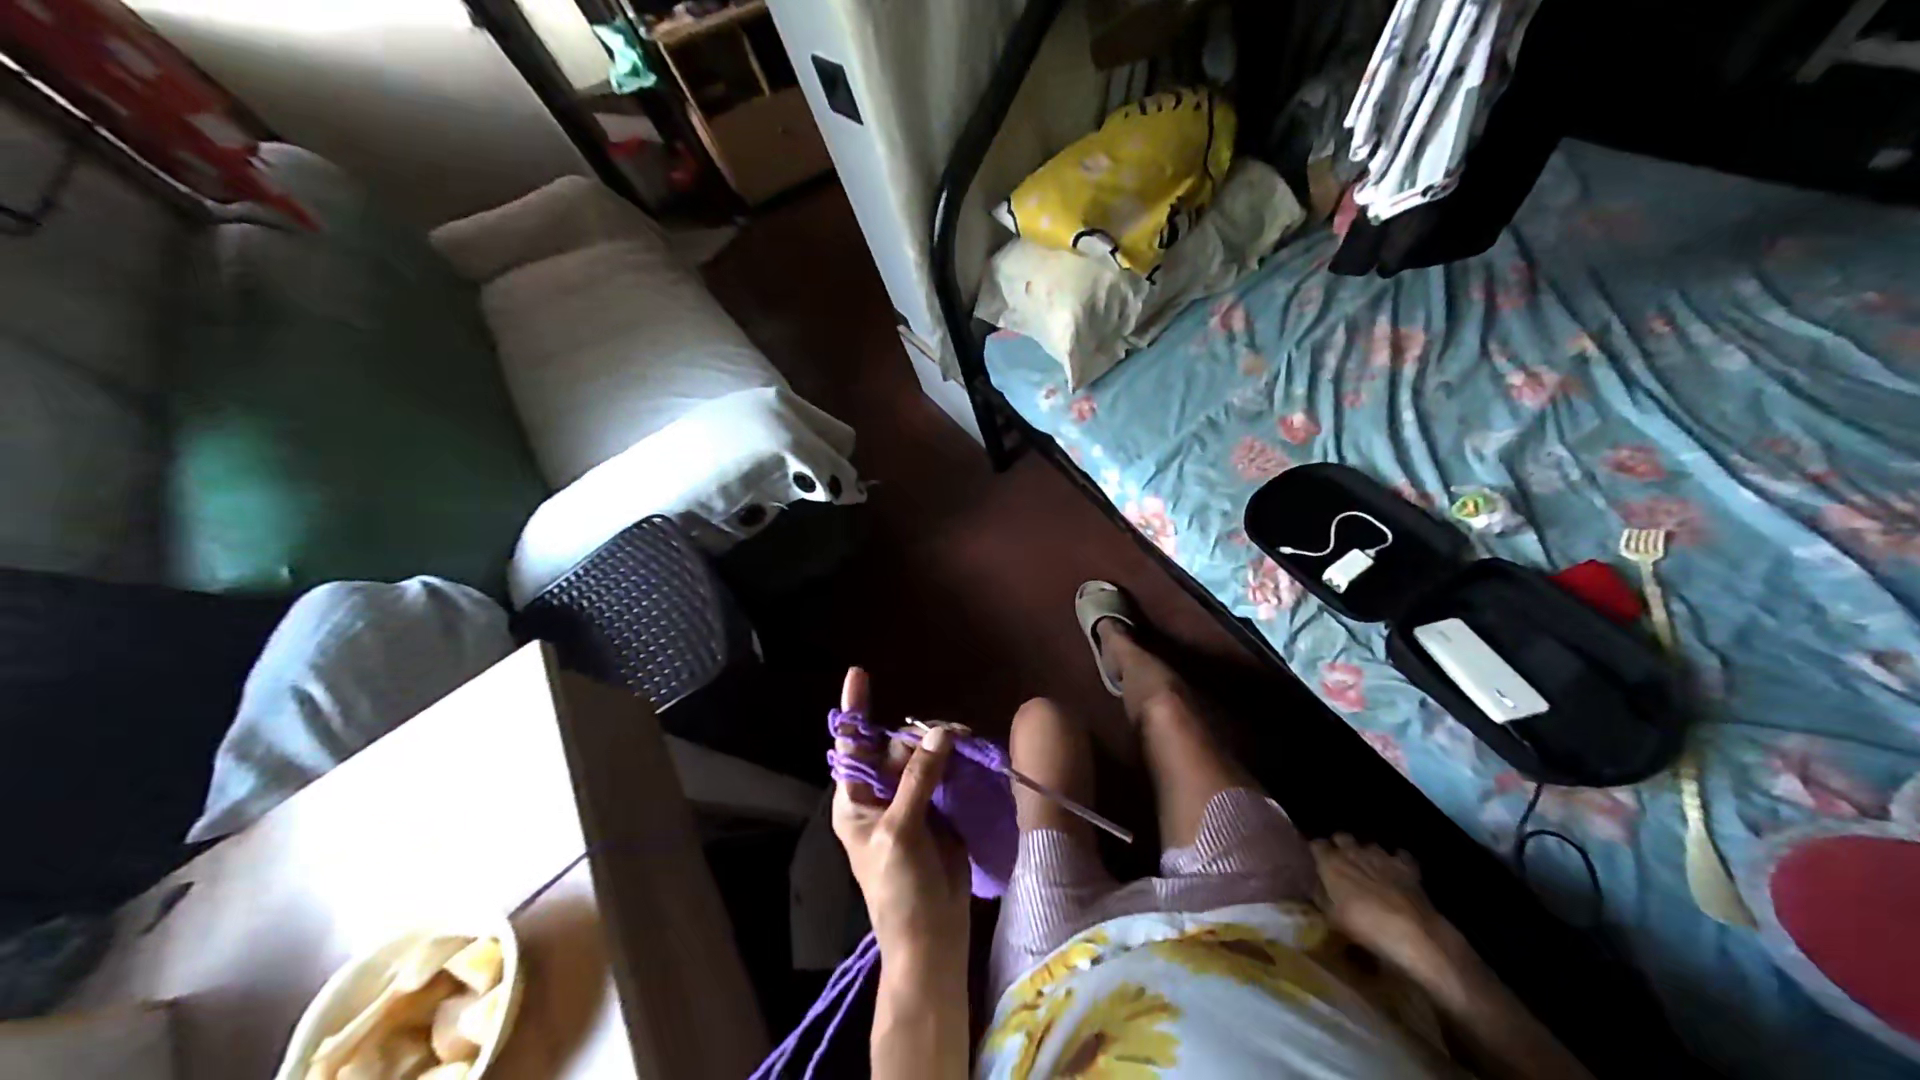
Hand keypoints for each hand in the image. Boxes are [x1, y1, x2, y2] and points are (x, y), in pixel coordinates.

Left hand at [830, 668, 970, 965]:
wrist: (931, 936)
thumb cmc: (899, 889)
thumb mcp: (901, 831)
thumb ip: (918, 779)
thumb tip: (938, 733)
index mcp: (855, 801)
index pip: (851, 745)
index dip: (854, 709)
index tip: (859, 672)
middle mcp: (880, 795)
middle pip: (896, 746)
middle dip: (919, 735)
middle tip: (953, 735)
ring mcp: (910, 801)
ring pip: (924, 756)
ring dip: (942, 746)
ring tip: (965, 741)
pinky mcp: (937, 810)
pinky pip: (944, 774)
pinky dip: (956, 762)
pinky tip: (970, 753)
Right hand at [1311, 834, 1443, 973]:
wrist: (1414, 934)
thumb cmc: (1365, 926)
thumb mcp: (1331, 918)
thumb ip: (1321, 897)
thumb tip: (1317, 888)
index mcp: (1331, 862)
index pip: (1316, 844)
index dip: (1316, 852)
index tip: (1317, 863)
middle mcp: (1353, 852)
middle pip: (1341, 836)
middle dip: (1340, 846)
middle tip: (1342, 864)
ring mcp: (1382, 857)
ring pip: (1369, 844)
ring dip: (1366, 853)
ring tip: (1369, 869)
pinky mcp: (1407, 867)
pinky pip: (1400, 855)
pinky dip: (1396, 861)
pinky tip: (1396, 873)